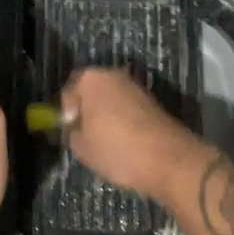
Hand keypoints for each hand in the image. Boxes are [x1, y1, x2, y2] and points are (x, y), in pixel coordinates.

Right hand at [63, 69, 213, 205]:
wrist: (168, 160)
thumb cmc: (116, 149)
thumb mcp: (81, 147)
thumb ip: (70, 132)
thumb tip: (74, 127)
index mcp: (90, 79)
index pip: (67, 92)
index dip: (64, 114)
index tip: (69, 133)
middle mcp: (113, 75)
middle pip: (90, 92)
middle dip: (85, 111)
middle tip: (83, 137)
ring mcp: (135, 86)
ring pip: (109, 100)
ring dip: (103, 116)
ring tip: (103, 143)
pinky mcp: (151, 101)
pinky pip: (126, 108)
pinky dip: (121, 121)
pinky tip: (122, 142)